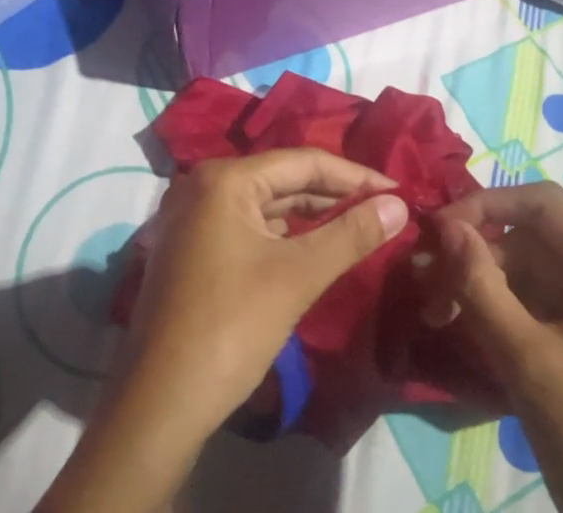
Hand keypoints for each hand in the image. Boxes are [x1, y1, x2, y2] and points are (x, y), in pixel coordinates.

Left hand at [39, 149, 407, 512]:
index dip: (356, 175)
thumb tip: (399, 205)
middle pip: (283, 180)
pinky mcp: (192, 250)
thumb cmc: (232, 327)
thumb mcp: (298, 276)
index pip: (303, 162)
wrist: (161, 400)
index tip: (400, 192)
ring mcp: (192, 219)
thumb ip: (351, 234)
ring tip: (363, 227)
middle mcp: (202, 186)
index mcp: (224, 179)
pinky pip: (249, 228)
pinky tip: (319, 248)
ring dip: (313, 216)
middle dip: (336, 195)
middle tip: (388, 211)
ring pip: (267, 206)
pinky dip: (286, 236)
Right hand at [424, 182, 562, 512]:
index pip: (548, 206)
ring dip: (497, 284)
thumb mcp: (525, 361)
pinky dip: (521, 307)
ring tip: (444, 314)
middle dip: (485, 255)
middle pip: (547, 240)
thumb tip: (446, 227)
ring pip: (550, 271)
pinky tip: (482, 328)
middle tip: (430, 288)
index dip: (486, 206)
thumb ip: (480, 285)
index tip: (437, 232)